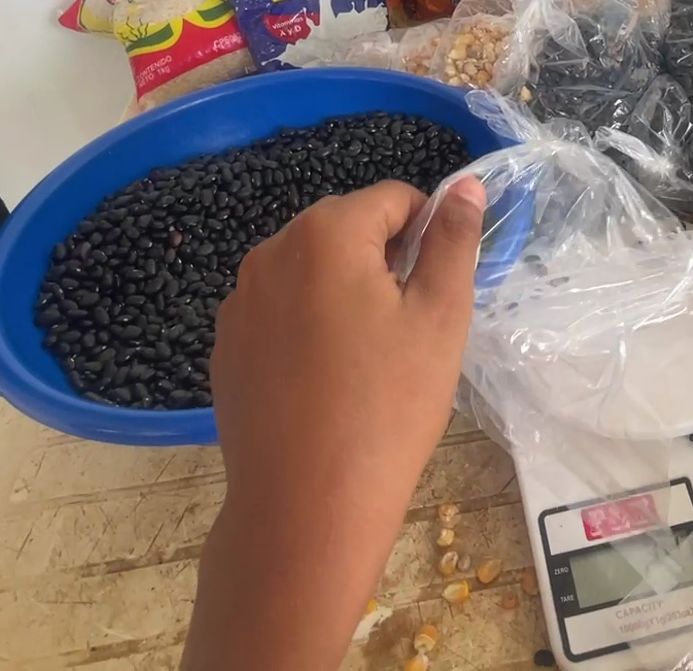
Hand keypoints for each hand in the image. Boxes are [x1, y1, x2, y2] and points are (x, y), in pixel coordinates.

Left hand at [184, 177, 486, 670]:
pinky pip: (281, 306)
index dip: (426, 235)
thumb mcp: (441, 314)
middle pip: (349, 227)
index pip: (394, 199)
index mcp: (326, 233)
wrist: (306, 509)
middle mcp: (272, 250)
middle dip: (385, 259)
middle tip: (407, 326)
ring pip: (313, 267)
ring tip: (368, 355)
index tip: (435, 291)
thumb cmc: (388, 403)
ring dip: (347, 287)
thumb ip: (454, 238)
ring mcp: (240, 299)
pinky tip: (325, 377)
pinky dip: (309, 320)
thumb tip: (465, 184)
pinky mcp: (227, 343)